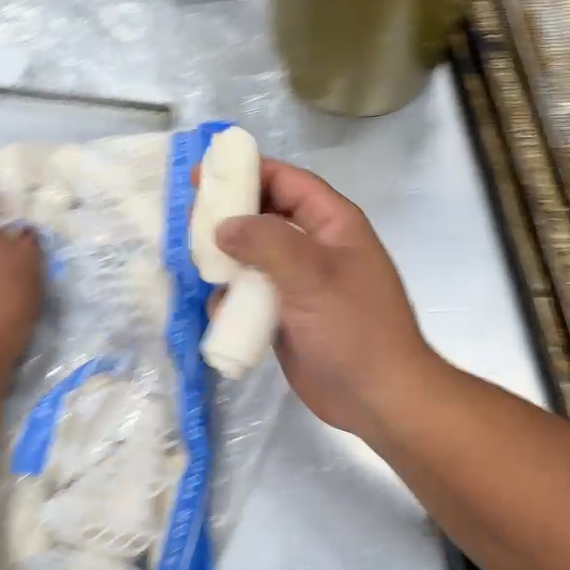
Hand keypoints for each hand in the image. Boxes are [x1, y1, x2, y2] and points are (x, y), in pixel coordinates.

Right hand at [214, 160, 442, 436]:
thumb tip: (222, 226)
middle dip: (230, 215)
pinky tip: (217, 307)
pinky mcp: (285, 316)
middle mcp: (315, 247)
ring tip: (196, 264)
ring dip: (226, 259)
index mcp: (333, 224)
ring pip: (253, 257)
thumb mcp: (312, 274)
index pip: (287, 182)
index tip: (205, 172)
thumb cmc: (353, 326)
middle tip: (191, 219)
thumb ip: (265, 242)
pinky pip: (251, 295)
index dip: (249, 171)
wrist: (378, 398)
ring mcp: (300, 283)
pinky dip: (232, 298)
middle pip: (265, 216)